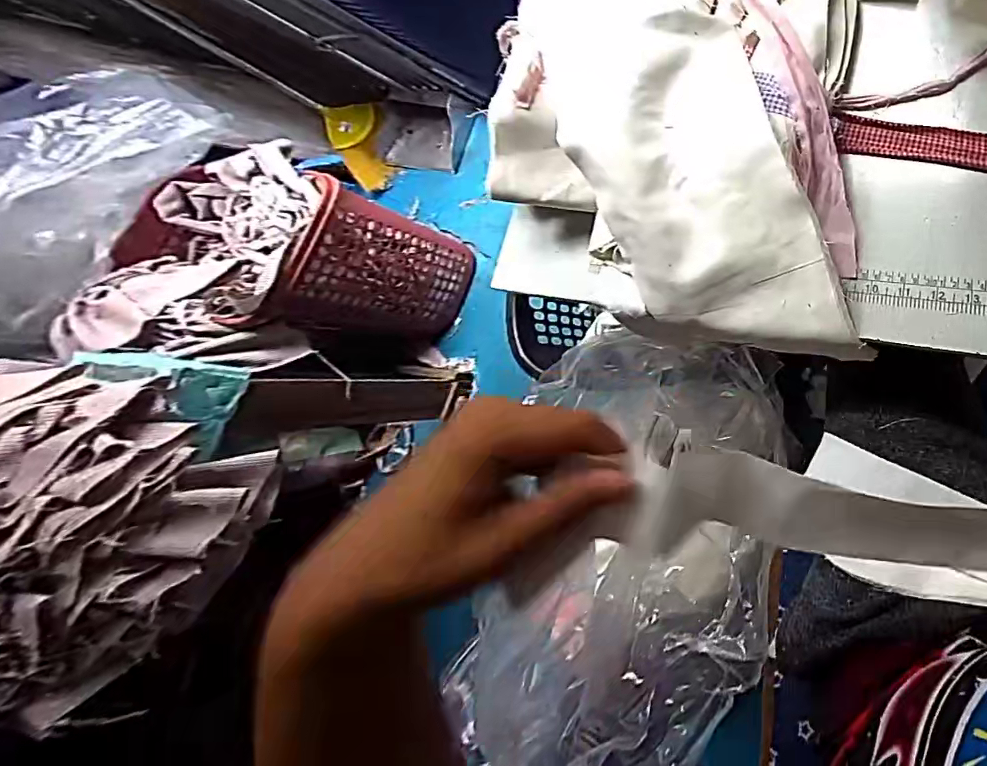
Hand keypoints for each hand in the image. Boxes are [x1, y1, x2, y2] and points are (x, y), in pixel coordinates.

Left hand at [269, 396, 635, 641]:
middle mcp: (493, 408)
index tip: (633, 491)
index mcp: (496, 429)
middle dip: (593, 461)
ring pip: (556, 430)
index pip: (581, 426)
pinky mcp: (479, 427)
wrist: (352, 578)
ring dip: (572, 464)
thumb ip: (567, 507)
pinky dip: (550, 462)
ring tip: (575, 508)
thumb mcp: (503, 544)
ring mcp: (483, 414)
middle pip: (570, 425)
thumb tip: (627, 482)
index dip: (614, 455)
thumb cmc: (424, 565)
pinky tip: (542, 497)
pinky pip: (535, 435)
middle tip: (605, 506)